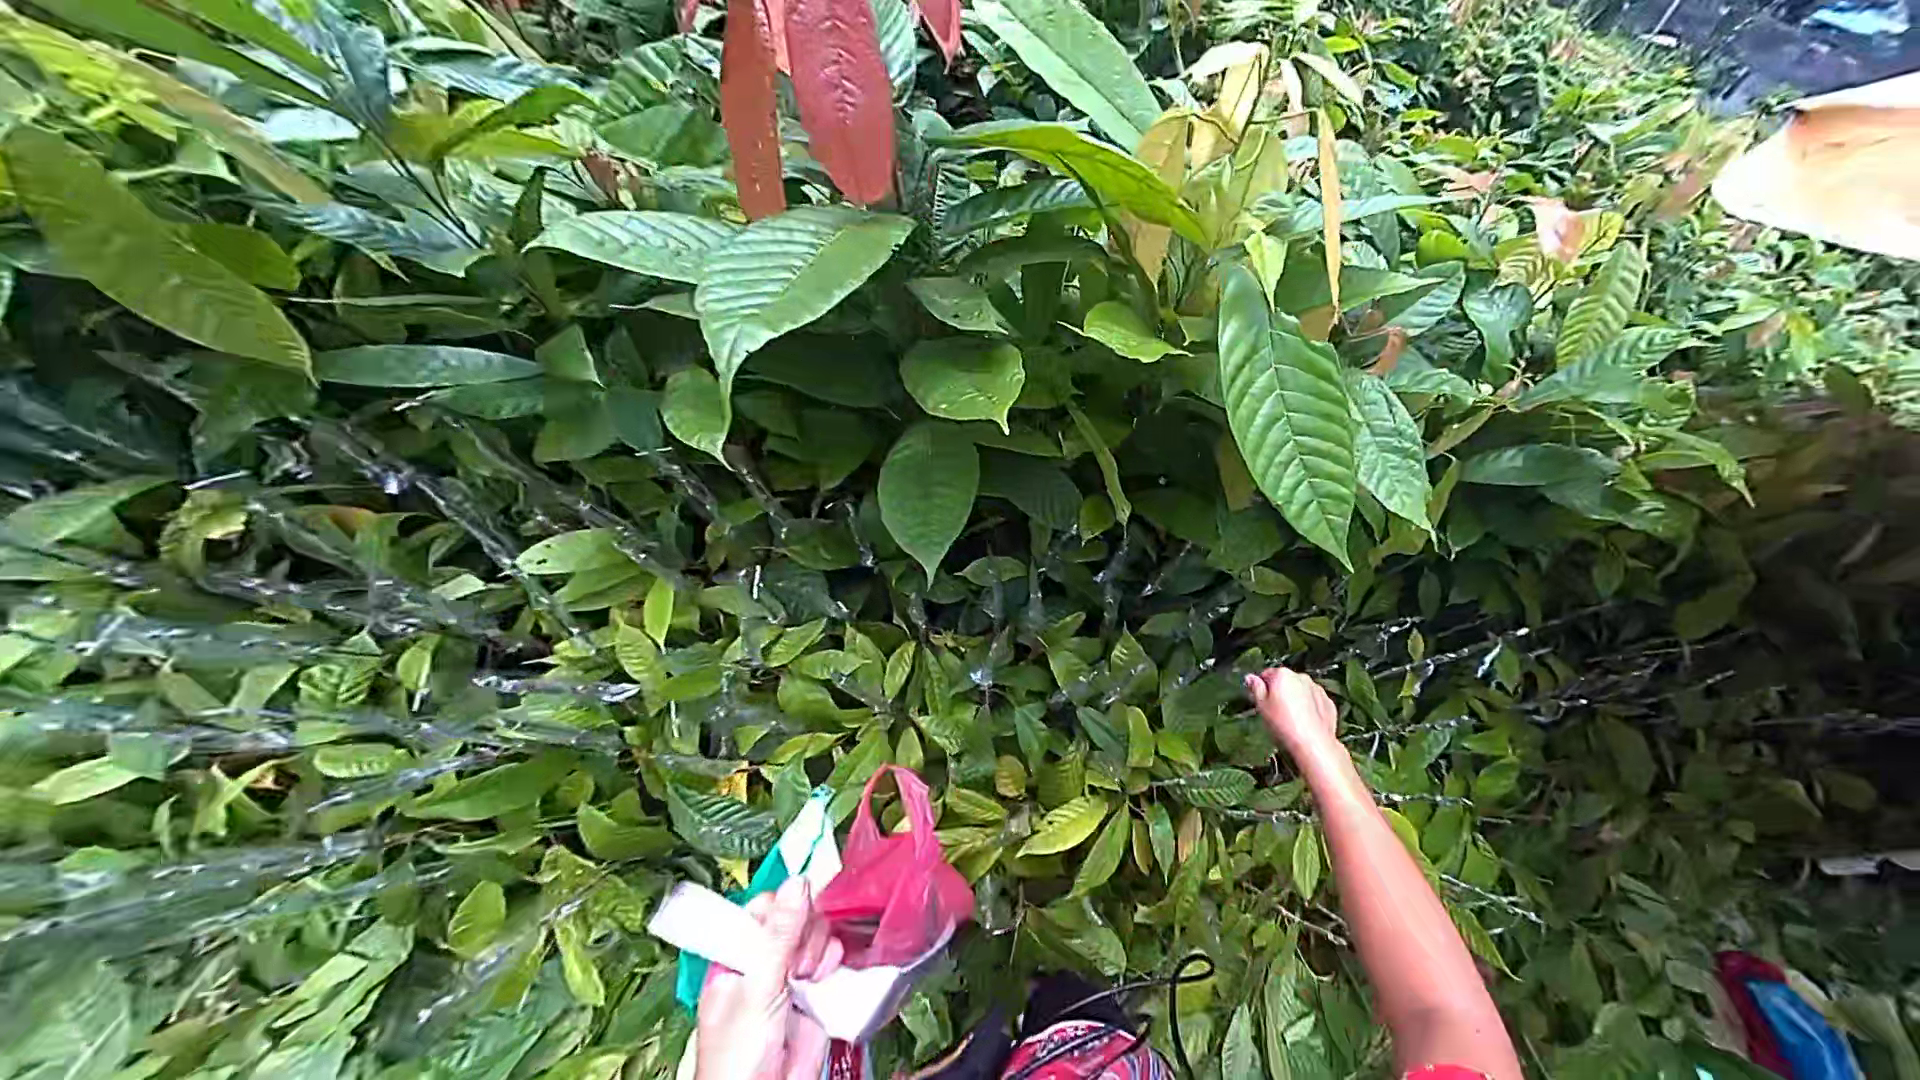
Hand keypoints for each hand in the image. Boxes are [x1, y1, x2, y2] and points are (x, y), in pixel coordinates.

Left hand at [694, 878, 843, 1079]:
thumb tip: (798, 880)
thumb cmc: (739, 1055)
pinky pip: (832, 956)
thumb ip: (779, 934)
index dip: (782, 905)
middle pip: (796, 913)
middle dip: (803, 930)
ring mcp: (790, 973)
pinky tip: (824, 978)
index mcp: (737, 953)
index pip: (763, 906)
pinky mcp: (815, 990)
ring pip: (816, 932)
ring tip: (807, 976)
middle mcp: (764, 958)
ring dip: (818, 948)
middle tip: (796, 961)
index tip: (795, 915)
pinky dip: (834, 961)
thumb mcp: (757, 988)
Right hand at [1244, 667, 1338, 757]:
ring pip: (1300, 691)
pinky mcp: (1328, 702)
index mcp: (1282, 675)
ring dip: (1295, 700)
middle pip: (1285, 681)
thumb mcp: (1261, 706)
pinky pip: (1313, 701)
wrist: (1313, 744)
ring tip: (1290, 719)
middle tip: (1274, 711)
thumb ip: (1255, 688)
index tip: (1261, 700)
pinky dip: (1308, 708)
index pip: (1266, 675)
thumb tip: (1250, 678)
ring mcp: (1317, 689)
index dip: (1262, 688)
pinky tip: (1303, 722)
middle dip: (1279, 693)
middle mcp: (1301, 678)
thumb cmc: (1285, 725)